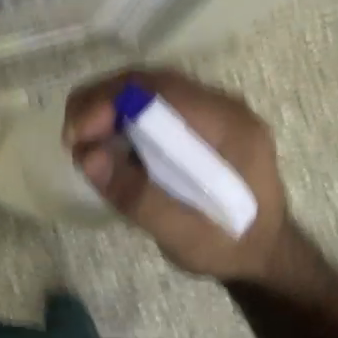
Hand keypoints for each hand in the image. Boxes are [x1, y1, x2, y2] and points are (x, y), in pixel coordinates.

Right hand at [64, 69, 291, 282]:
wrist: (265, 255)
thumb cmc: (230, 247)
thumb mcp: (186, 237)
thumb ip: (140, 198)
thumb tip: (87, 156)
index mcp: (230, 126)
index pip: (161, 89)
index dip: (109, 102)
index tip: (78, 136)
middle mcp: (222, 106)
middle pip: (148, 82)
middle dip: (99, 103)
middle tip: (72, 141)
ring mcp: (210, 110)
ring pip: (144, 89)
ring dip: (104, 109)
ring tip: (82, 145)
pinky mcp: (196, 120)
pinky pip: (150, 104)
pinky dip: (118, 119)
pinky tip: (105, 147)